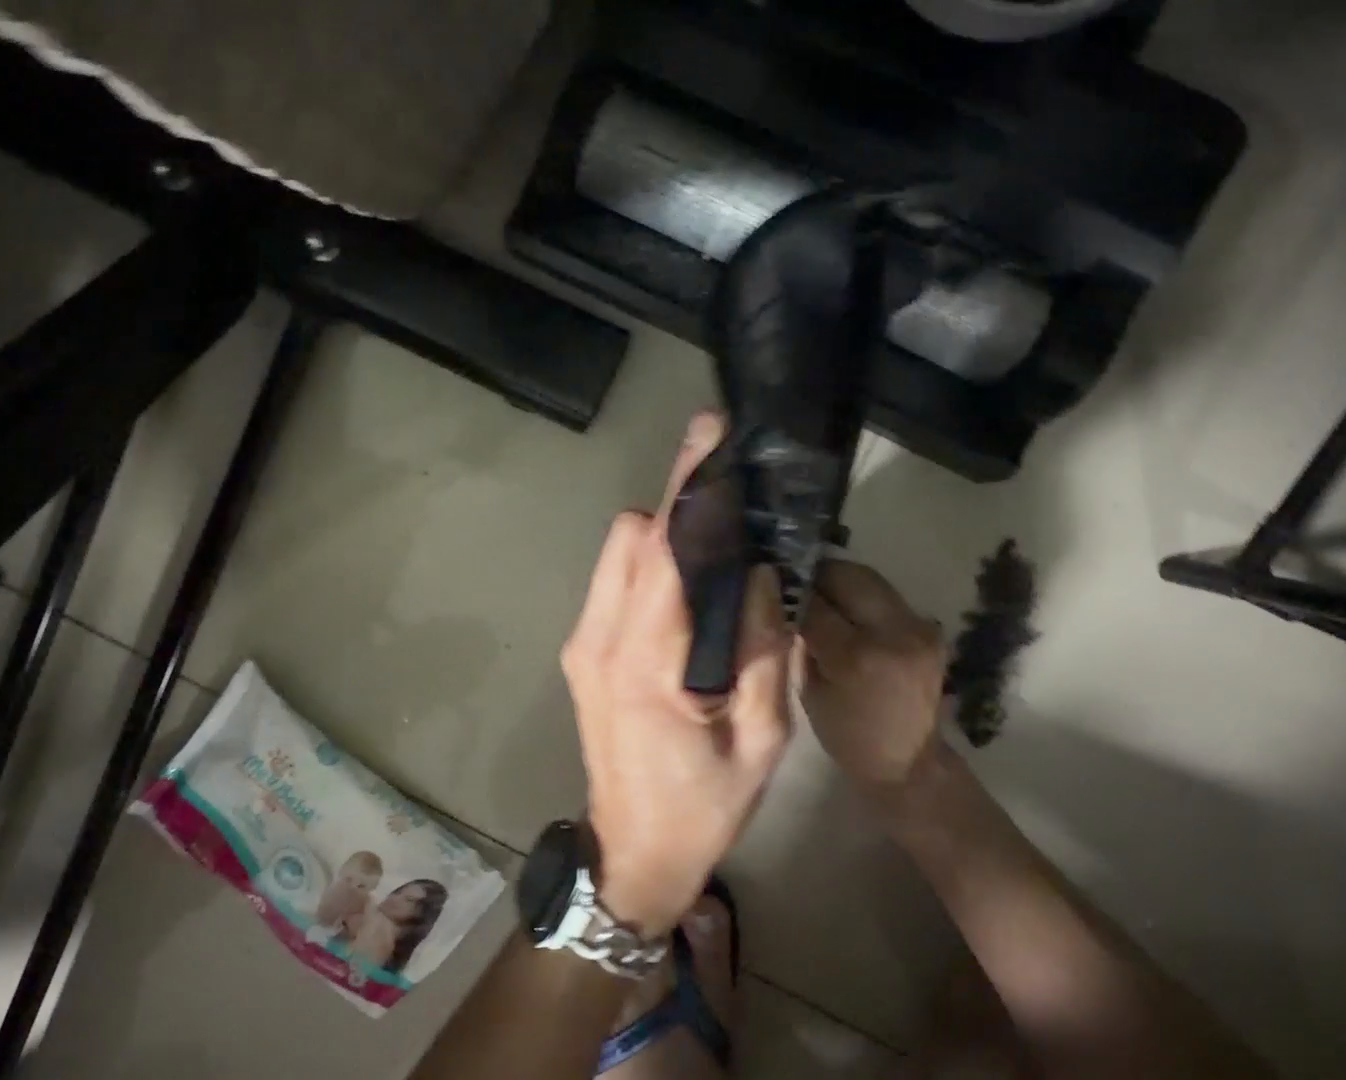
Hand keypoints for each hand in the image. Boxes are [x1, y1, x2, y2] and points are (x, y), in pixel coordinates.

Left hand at [561, 412, 792, 939]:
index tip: (708, 434)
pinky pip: (612, 583)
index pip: (661, 551)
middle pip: (628, 537)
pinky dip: (648, 566)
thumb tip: (762, 572)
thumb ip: (765, 652)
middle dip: (676, 509)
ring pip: (615, 554)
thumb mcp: (761, 741)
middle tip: (731, 507)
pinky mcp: (579, 654)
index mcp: (643, 664)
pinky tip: (688, 586)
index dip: (686, 488)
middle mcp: (598, 641)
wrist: (632, 852)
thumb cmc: (703, 807)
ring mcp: (580, 645)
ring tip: (716, 548)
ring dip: (661, 538)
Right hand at [797, 560, 946, 811]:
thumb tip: (783, 602)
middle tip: (794, 580)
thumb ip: (799, 641)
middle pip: (847, 576)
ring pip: (869, 579)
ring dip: (839, 581)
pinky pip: (886, 596)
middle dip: (816, 575)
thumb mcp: (808, 688)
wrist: (908, 759)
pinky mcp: (929, 628)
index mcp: (856, 656)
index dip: (790, 592)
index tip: (770, 584)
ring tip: (817, 591)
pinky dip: (861, 596)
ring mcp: (918, 628)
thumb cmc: (846, 735)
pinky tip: (845, 610)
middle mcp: (893, 633)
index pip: (814, 603)